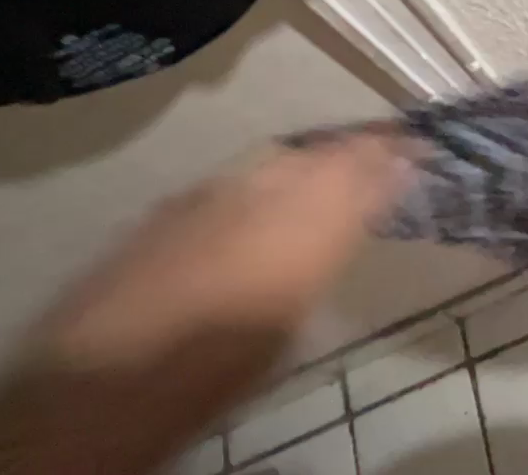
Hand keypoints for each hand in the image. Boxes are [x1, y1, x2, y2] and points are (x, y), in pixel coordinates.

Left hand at [0, 134, 411, 474]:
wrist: (104, 382)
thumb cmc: (222, 362)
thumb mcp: (299, 308)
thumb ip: (336, 244)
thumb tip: (372, 203)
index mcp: (310, 218)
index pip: (370, 164)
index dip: (398, 151)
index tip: (423, 147)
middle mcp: (269, 188)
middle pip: (330, 150)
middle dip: (364, 145)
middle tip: (388, 150)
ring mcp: (219, 189)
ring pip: (286, 154)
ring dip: (318, 155)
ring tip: (336, 165)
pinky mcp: (177, 201)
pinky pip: (241, 174)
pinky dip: (268, 175)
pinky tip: (268, 193)